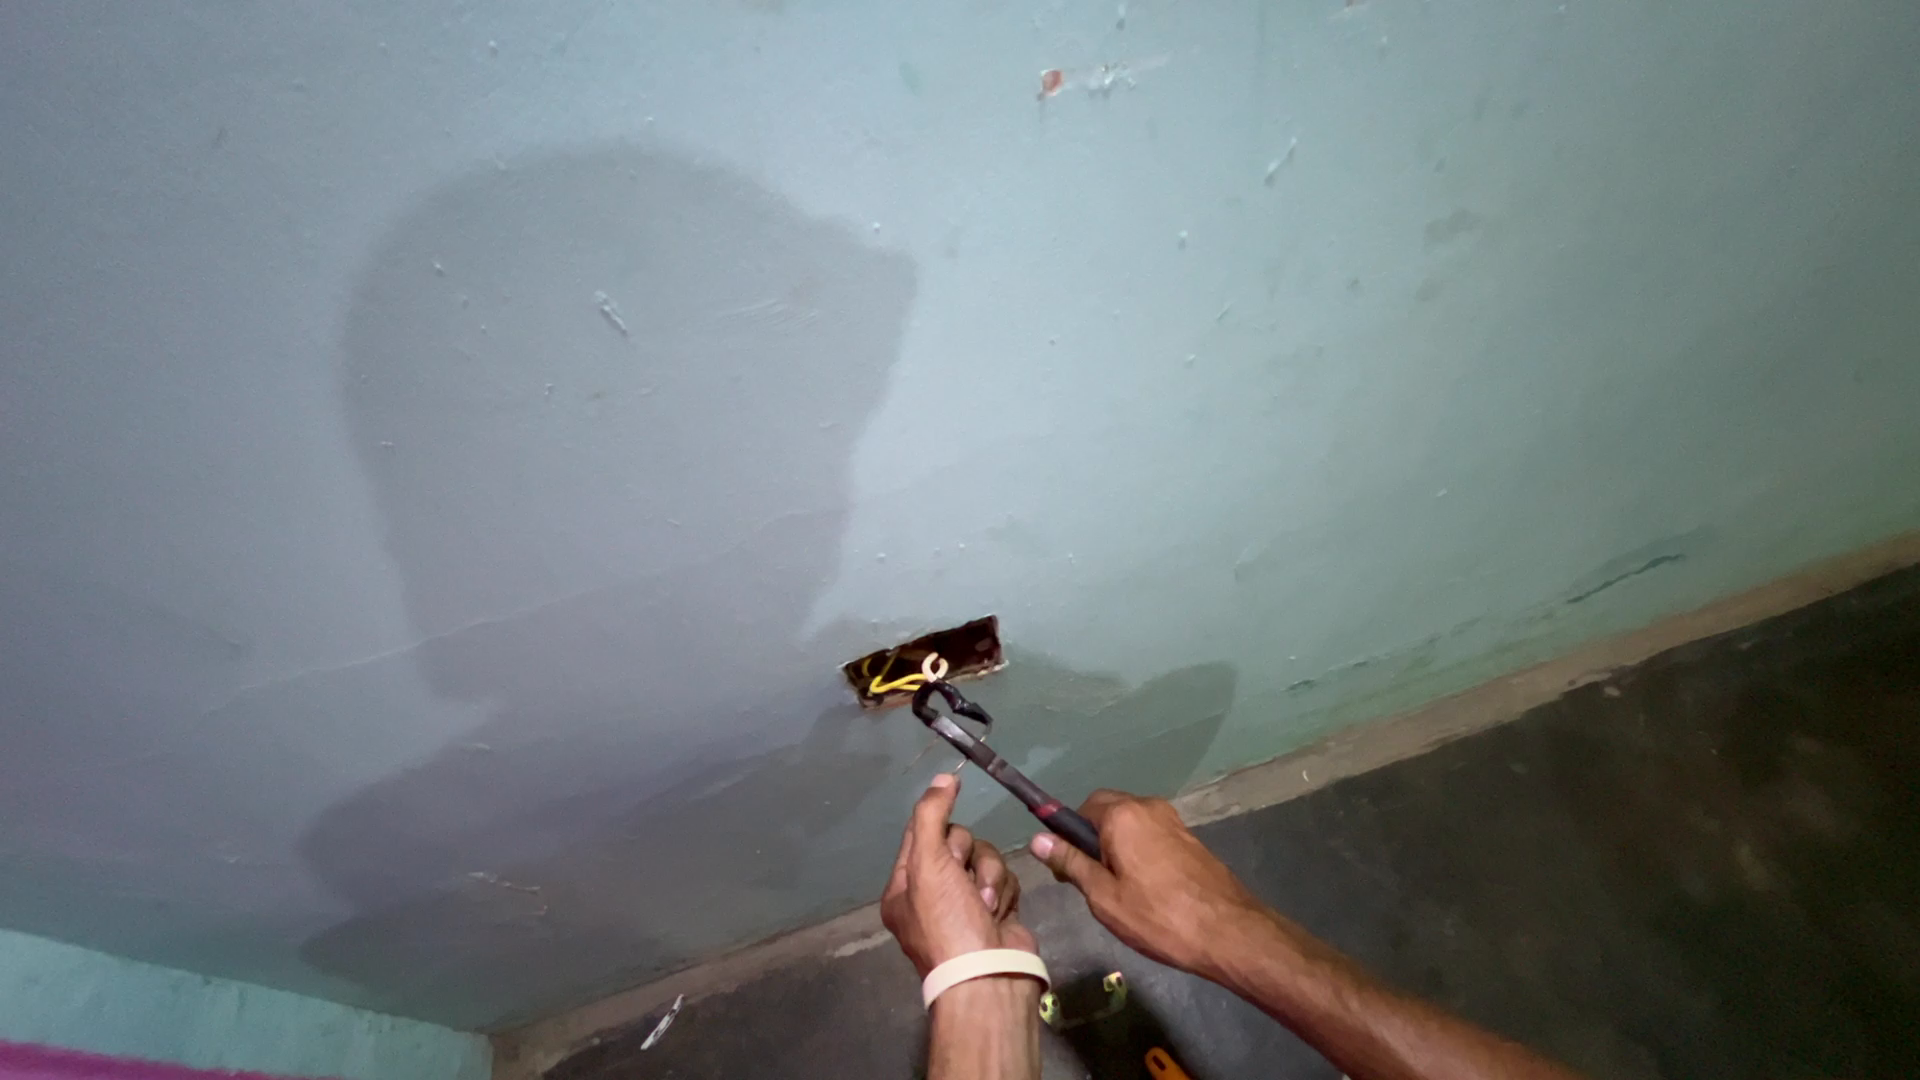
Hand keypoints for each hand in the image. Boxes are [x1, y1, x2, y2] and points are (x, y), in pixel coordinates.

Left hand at [882, 773, 1036, 977]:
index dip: (936, 816)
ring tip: (986, 903)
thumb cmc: (947, 920)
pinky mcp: (996, 910)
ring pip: (983, 858)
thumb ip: (932, 815)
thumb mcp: (928, 862)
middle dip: (967, 855)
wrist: (990, 976)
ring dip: (988, 875)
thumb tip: (943, 777)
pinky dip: (1004, 891)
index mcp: (904, 887)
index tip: (952, 790)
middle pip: (957, 841)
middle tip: (963, 878)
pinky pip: (1003, 878)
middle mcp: (932, 894)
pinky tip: (1000, 912)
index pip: (919, 832)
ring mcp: (965, 903)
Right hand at [1030, 789, 1269, 980]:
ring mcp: (1171, 819)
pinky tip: (1146, 887)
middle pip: (1105, 810)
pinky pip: (1150, 832)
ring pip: (1129, 822)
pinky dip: (1139, 850)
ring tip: (1119, 889)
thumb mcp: (1104, 896)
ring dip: (1116, 844)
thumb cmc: (1158, 916)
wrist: (1230, 932)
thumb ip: (1070, 863)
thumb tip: (1037, 839)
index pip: (1079, 810)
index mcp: (1121, 814)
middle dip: (1092, 838)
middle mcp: (1145, 806)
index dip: (1067, 837)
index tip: (1066, 869)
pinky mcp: (1188, 836)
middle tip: (1092, 881)